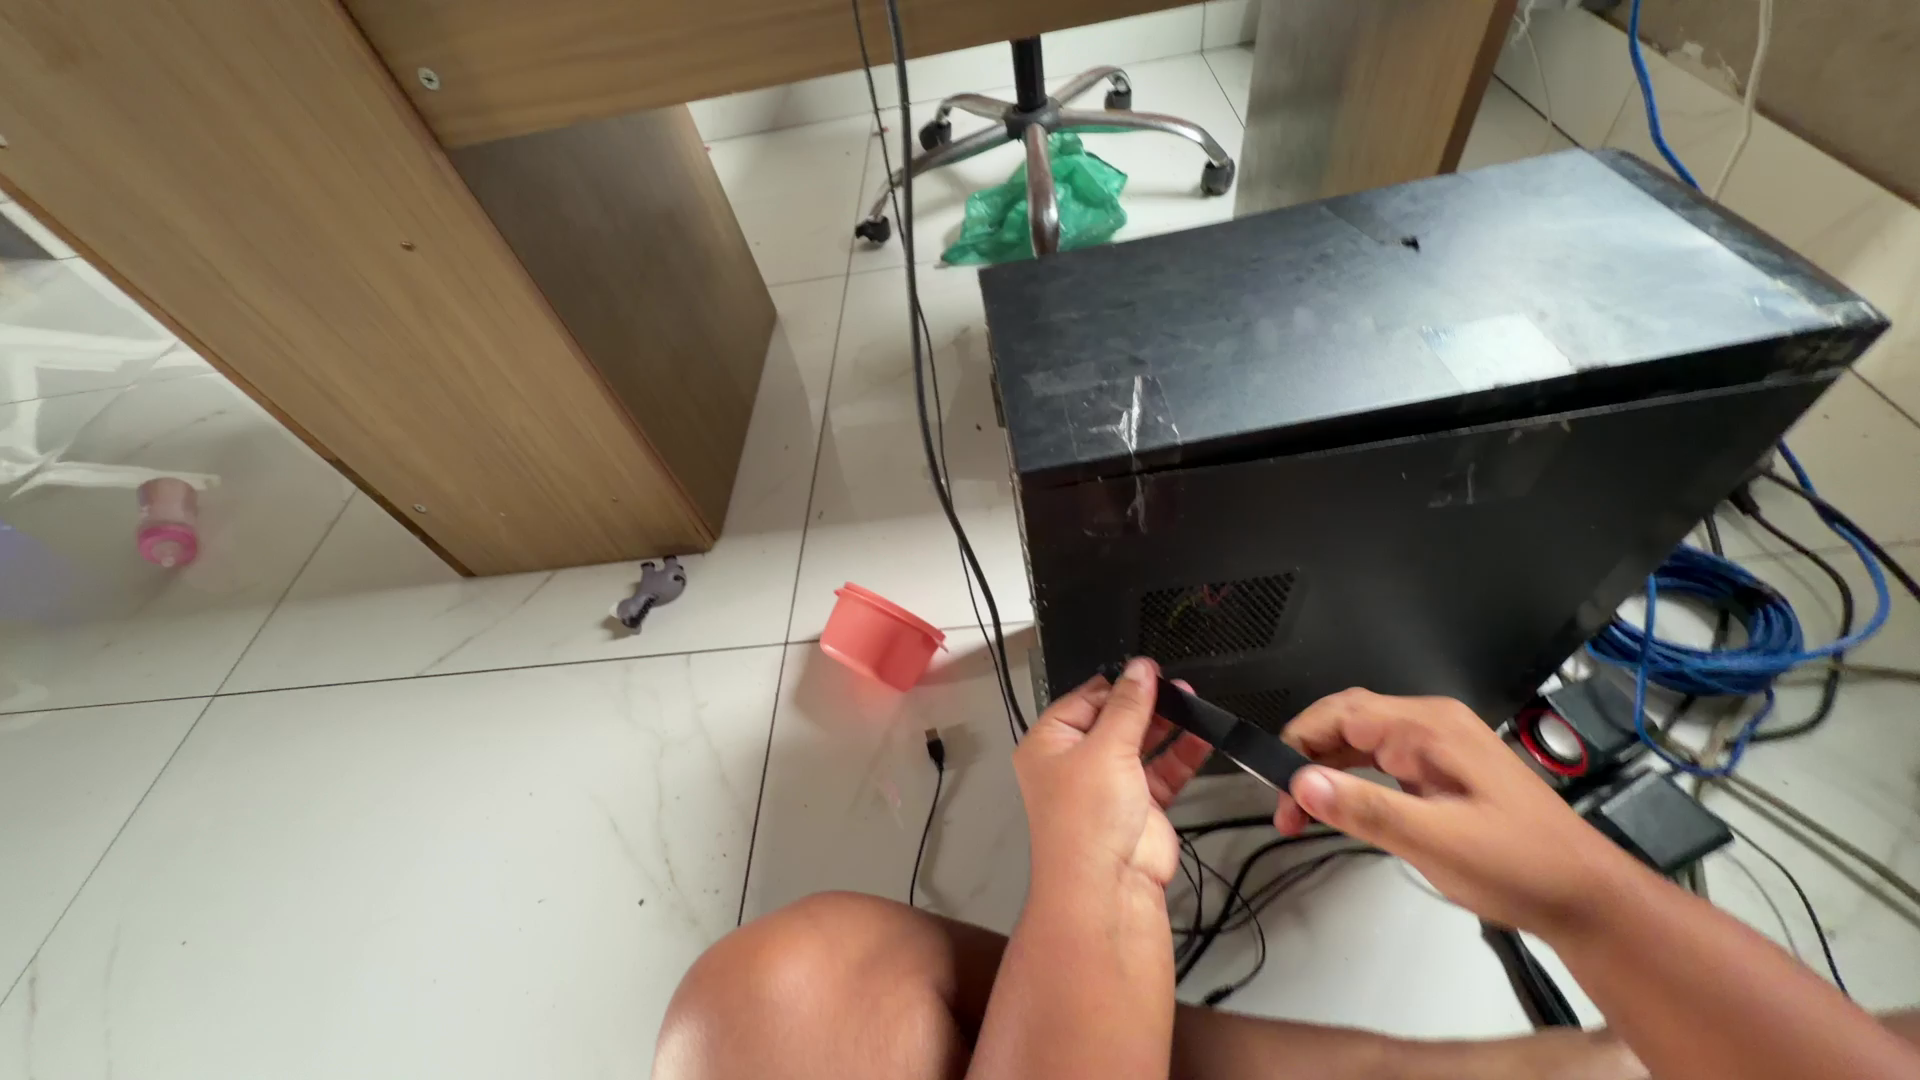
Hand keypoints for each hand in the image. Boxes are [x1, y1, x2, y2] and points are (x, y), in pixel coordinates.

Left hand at [1013, 658, 1212, 895]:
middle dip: (1144, 703)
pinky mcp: (1140, 804)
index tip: (1145, 668)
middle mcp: (1075, 762)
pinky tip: (1202, 734)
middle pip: (1113, 720)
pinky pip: (1162, 770)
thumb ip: (1128, 706)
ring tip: (1192, 700)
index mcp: (1049, 743)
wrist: (1107, 886)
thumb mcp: (1105, 747)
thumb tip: (1141, 668)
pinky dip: (1181, 754)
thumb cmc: (1087, 814)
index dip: (1115, 684)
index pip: (1083, 700)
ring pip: (1141, 743)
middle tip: (1174, 683)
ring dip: (1166, 724)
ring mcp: (1108, 784)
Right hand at [1271, 688, 1643, 934]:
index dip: (1297, 742)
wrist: (1591, 901)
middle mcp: (1431, 725)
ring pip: (1360, 740)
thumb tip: (1301, 782)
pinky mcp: (1443, 768)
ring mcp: (1438, 745)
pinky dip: (1351, 779)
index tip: (1273, 785)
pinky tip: (1341, 805)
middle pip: (1346, 721)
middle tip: (1285, 808)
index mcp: (1428, 728)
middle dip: (1306, 758)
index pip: (1340, 713)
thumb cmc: (1519, 867)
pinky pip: (1381, 758)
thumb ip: (1365, 809)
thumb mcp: (1435, 842)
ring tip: (1302, 811)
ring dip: (1325, 770)